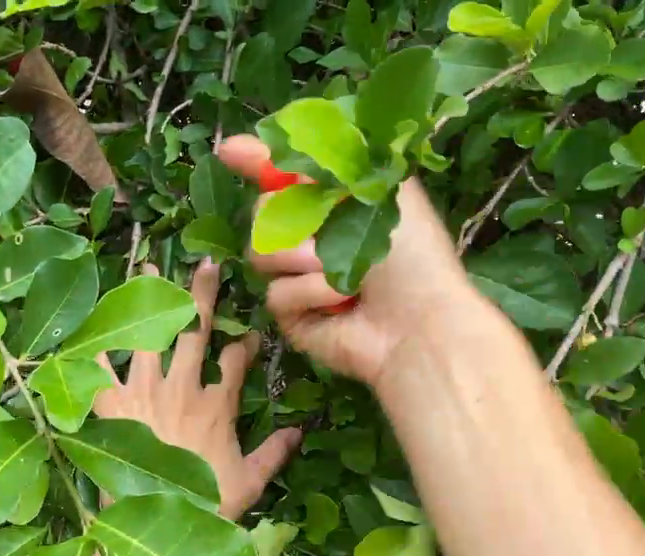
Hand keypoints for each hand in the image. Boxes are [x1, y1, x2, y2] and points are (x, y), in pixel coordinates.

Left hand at [92, 261, 301, 519]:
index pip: (236, 360)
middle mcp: (180, 388)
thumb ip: (274, 453)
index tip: (251, 334)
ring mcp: (144, 393)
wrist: (158, 524)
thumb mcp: (250, 482)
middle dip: (203, 293)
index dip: (245, 343)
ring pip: (149, 335)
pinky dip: (91, 344)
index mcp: (216, 405)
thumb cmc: (207, 505)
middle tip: (207, 263)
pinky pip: (98, 368)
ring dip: (149, 299)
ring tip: (147, 266)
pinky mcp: (111, 406)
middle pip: (195, 331)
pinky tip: (88, 317)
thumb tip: (301, 431)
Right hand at [216, 134, 475, 385]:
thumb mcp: (377, 190)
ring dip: (301, 257)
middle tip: (319, 231)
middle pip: (260, 211)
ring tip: (338, 273)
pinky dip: (309, 293)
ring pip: (260, 251)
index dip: (255, 160)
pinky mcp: (288, 314)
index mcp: (333, 201)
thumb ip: (326, 159)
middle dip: (286, 215)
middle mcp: (309, 236)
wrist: (415, 323)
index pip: (283, 174)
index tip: (229, 152)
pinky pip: (275, 292)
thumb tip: (265, 142)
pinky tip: (338, 303)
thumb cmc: (410, 256)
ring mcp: (294, 276)